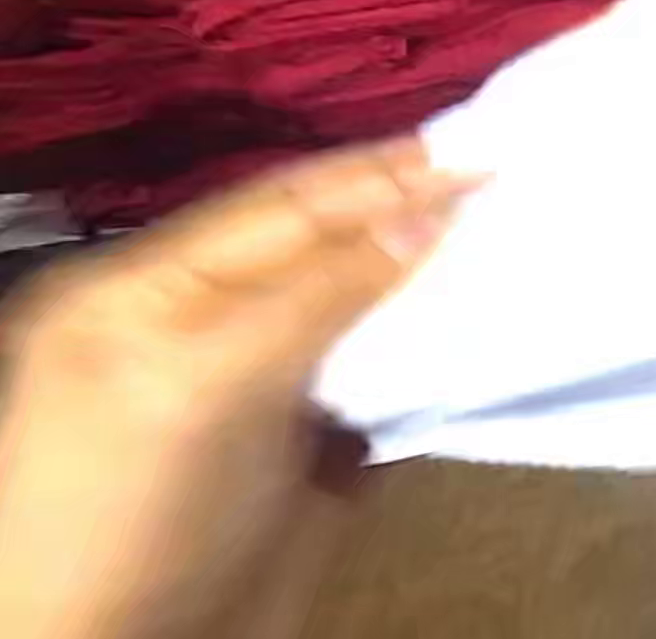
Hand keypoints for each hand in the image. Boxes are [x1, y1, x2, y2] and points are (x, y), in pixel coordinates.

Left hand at [0, 138, 477, 638]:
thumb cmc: (133, 513)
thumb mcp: (211, 388)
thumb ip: (324, 291)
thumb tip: (435, 213)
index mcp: (154, 286)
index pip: (293, 204)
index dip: (387, 176)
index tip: (483, 155)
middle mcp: (214, 307)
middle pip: (334, 233)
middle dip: (415, 203)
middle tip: (504, 174)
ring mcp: (276, 355)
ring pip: (372, 281)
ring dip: (437, 255)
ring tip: (509, 224)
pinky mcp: (327, 398)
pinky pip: (395, 335)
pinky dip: (441, 311)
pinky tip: (487, 293)